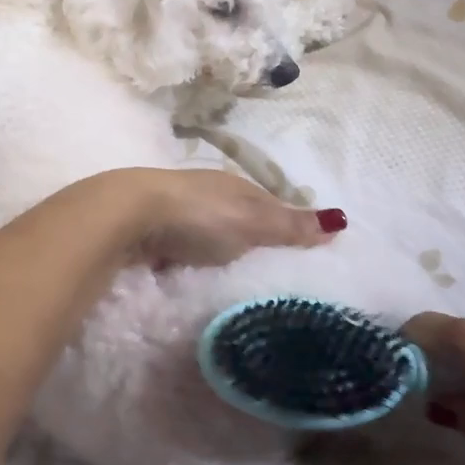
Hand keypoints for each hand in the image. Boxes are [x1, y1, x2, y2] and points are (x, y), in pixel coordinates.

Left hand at [85, 168, 338, 268]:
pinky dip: (195, 260)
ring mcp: (176, 212)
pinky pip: (184, 249)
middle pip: (238, 216)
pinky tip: (199, 276)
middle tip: (274, 272)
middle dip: (253, 238)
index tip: (304, 249)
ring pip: (209, 232)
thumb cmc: (197, 216)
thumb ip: (289, 224)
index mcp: (233, 185)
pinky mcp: (152, 233)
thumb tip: (338, 220)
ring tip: (240, 280)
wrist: (126, 217)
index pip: (269, 202)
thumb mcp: (251, 222)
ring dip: (222, 249)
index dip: (287, 222)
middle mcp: (206, 193)